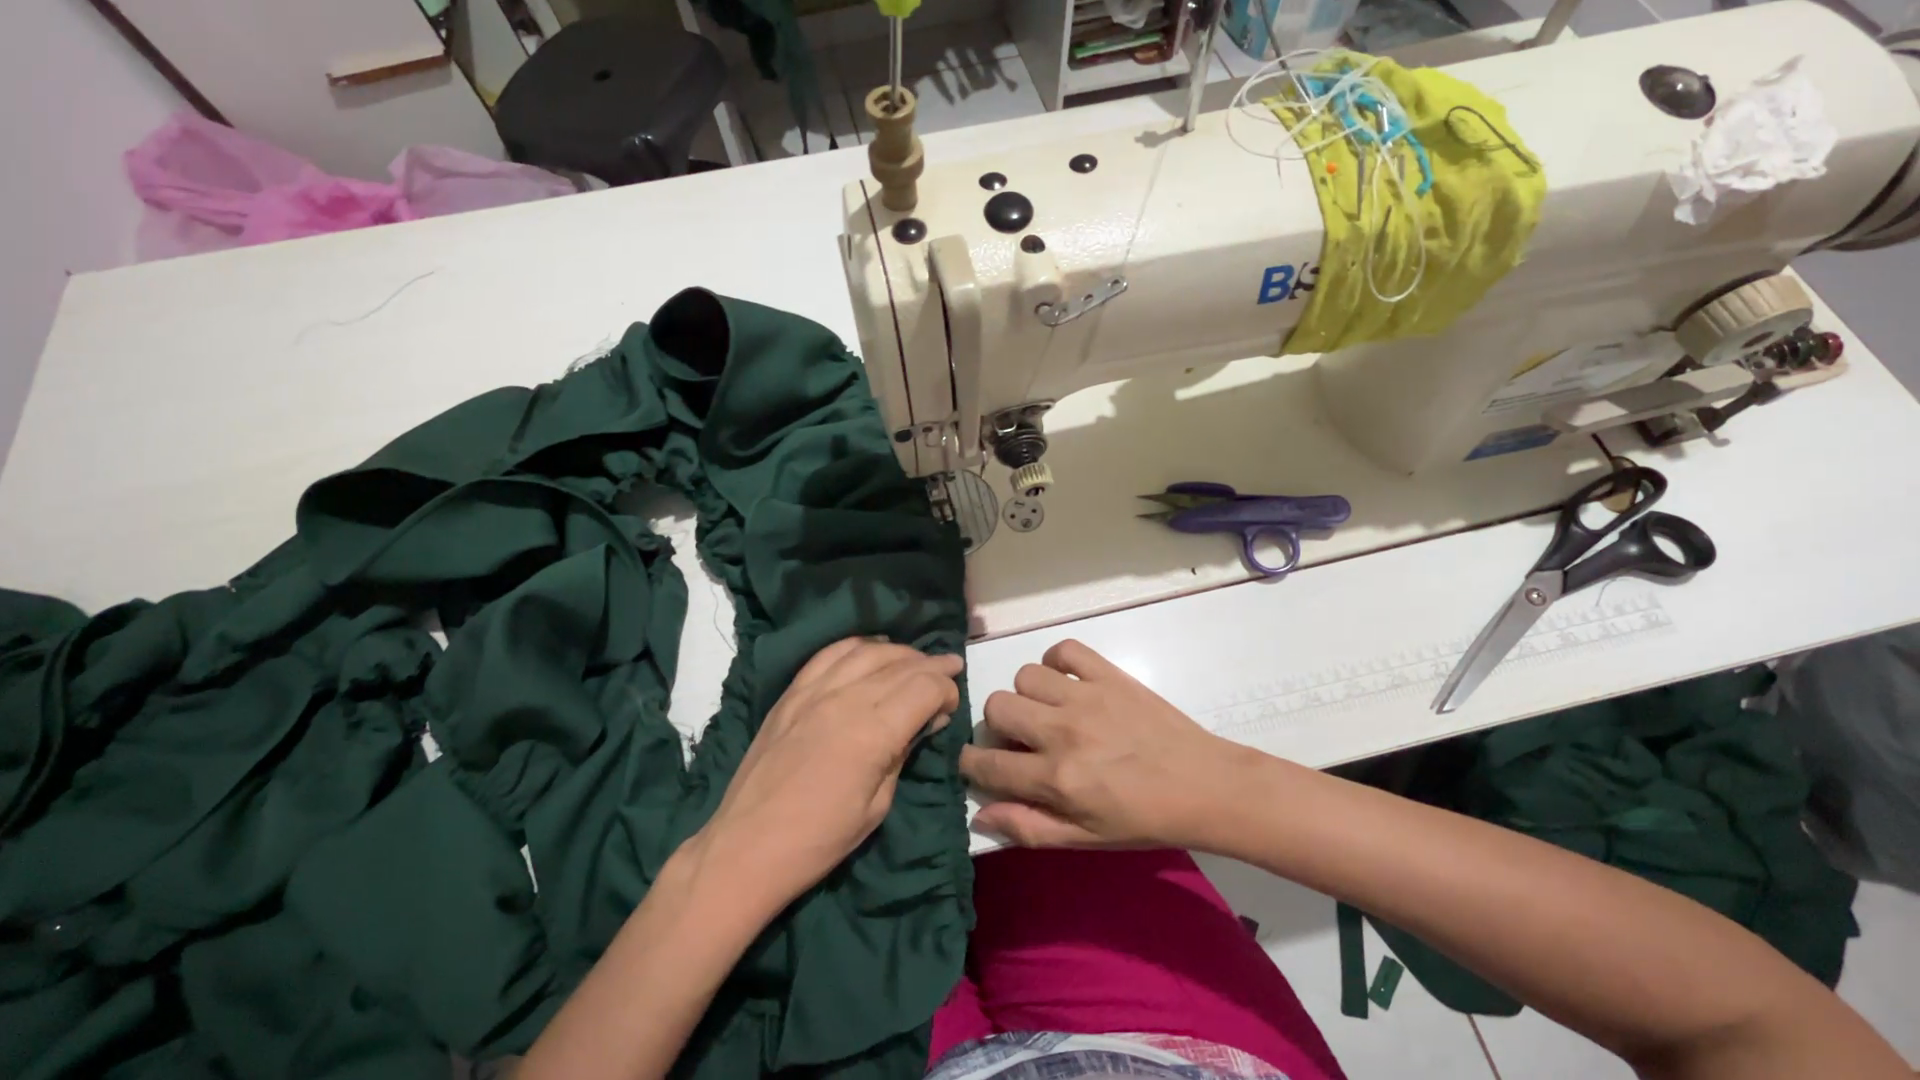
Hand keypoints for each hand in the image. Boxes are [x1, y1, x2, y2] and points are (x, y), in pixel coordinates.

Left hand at [691, 638, 962, 912]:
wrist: (747, 846)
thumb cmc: (820, 839)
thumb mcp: (877, 805)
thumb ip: (902, 754)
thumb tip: (924, 722)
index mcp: (873, 732)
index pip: (925, 687)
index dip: (947, 690)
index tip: (951, 707)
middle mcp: (845, 699)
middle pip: (901, 665)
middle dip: (931, 666)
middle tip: (950, 671)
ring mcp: (813, 692)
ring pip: (866, 651)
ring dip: (898, 652)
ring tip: (915, 661)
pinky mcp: (790, 694)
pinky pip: (828, 655)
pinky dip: (855, 646)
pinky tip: (869, 652)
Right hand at [960, 639, 1251, 848]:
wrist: (1204, 786)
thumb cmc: (1142, 819)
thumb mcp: (1084, 839)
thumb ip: (1028, 827)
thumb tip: (979, 815)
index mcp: (1056, 779)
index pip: (986, 763)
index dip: (970, 764)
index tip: (978, 765)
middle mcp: (1063, 732)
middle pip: (996, 707)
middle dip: (998, 727)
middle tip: (1022, 741)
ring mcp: (1087, 698)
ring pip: (1025, 676)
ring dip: (1029, 696)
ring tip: (1050, 713)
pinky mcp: (1110, 676)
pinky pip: (1065, 650)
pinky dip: (1058, 662)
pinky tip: (1068, 685)